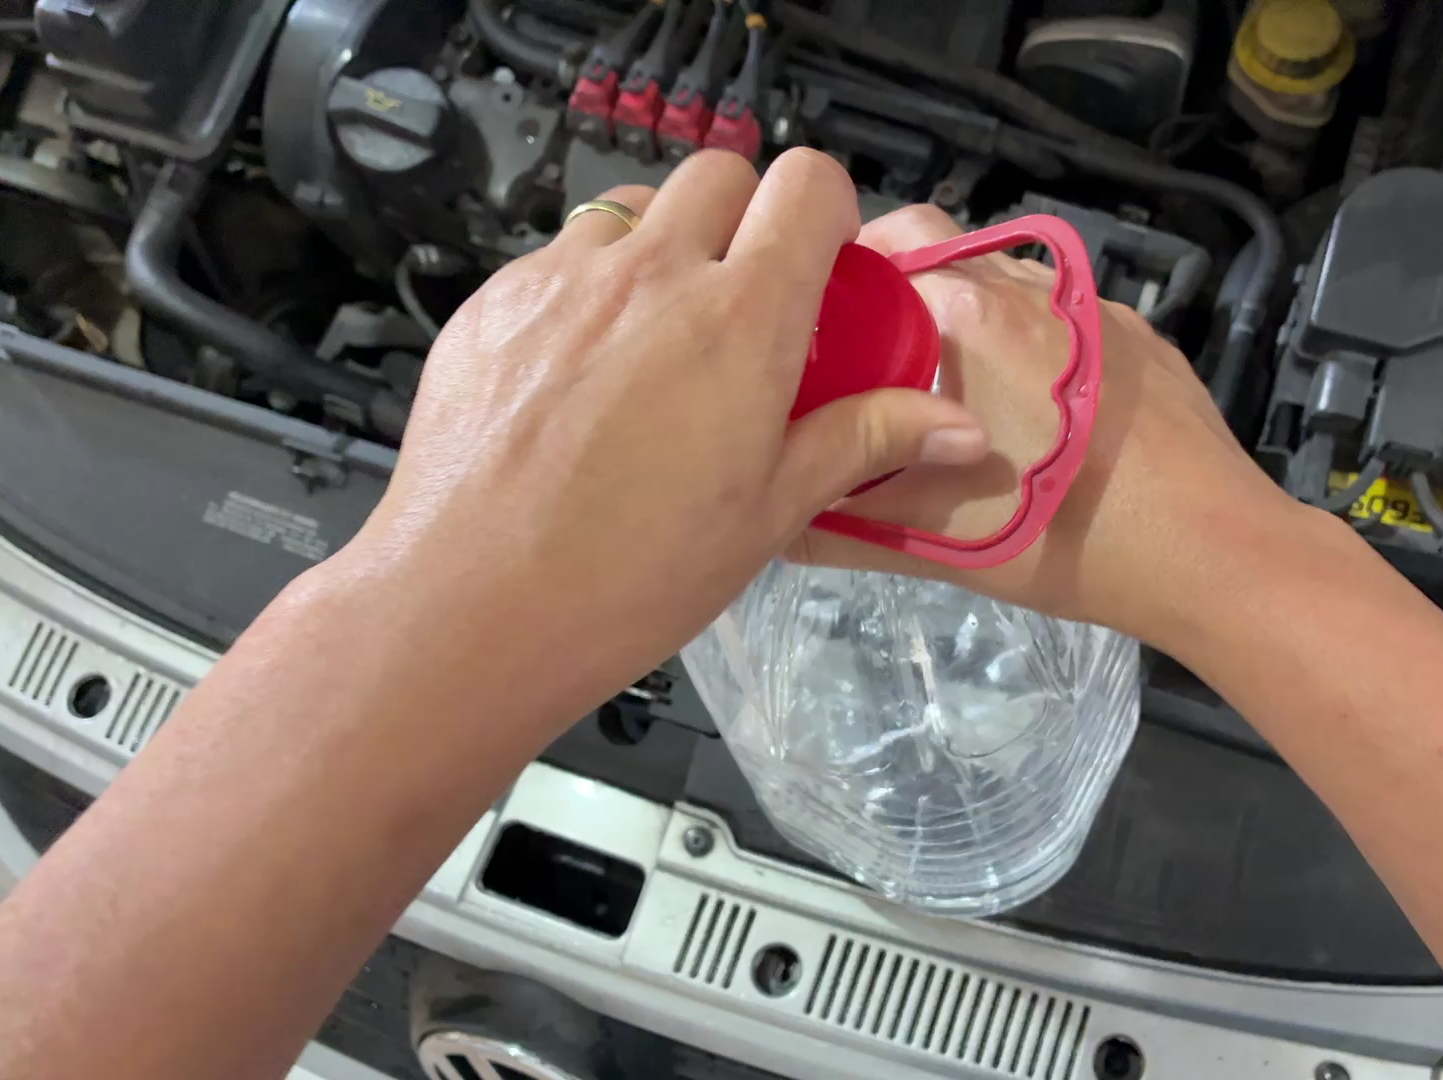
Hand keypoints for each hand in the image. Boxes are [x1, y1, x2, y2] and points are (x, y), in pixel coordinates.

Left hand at [325, 151, 988, 716]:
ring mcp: (562, 276)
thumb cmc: (647, 568)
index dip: (829, 212)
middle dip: (751, 219)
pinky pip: (563, 254)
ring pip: (637, 207)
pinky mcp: (495, 299)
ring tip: (667, 333)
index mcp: (741, 318)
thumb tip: (966, 428)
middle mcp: (653, 270)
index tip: (826, 269)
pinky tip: (588, 370)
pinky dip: (597, 283)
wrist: (476, 607)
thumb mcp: (777, 508)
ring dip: (671, 245)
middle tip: (750, 306)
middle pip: (722, 174)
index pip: (806, 185)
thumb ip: (871, 440)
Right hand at [795, 204, 1315, 652]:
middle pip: (934, 243)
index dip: (836, 290)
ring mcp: (1089, 303)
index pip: (874, 254)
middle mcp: (1026, 287)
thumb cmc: (1064, 541)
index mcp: (968, 318)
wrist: (1211, 551)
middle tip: (877, 359)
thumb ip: (847, 527)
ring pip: (998, 272)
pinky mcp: (1135, 330)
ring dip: (961, 306)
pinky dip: (1026, 331)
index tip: (819, 339)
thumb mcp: (939, 541)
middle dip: (892, 281)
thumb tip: (778, 523)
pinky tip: (1036, 398)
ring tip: (955, 382)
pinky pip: (1057, 307)